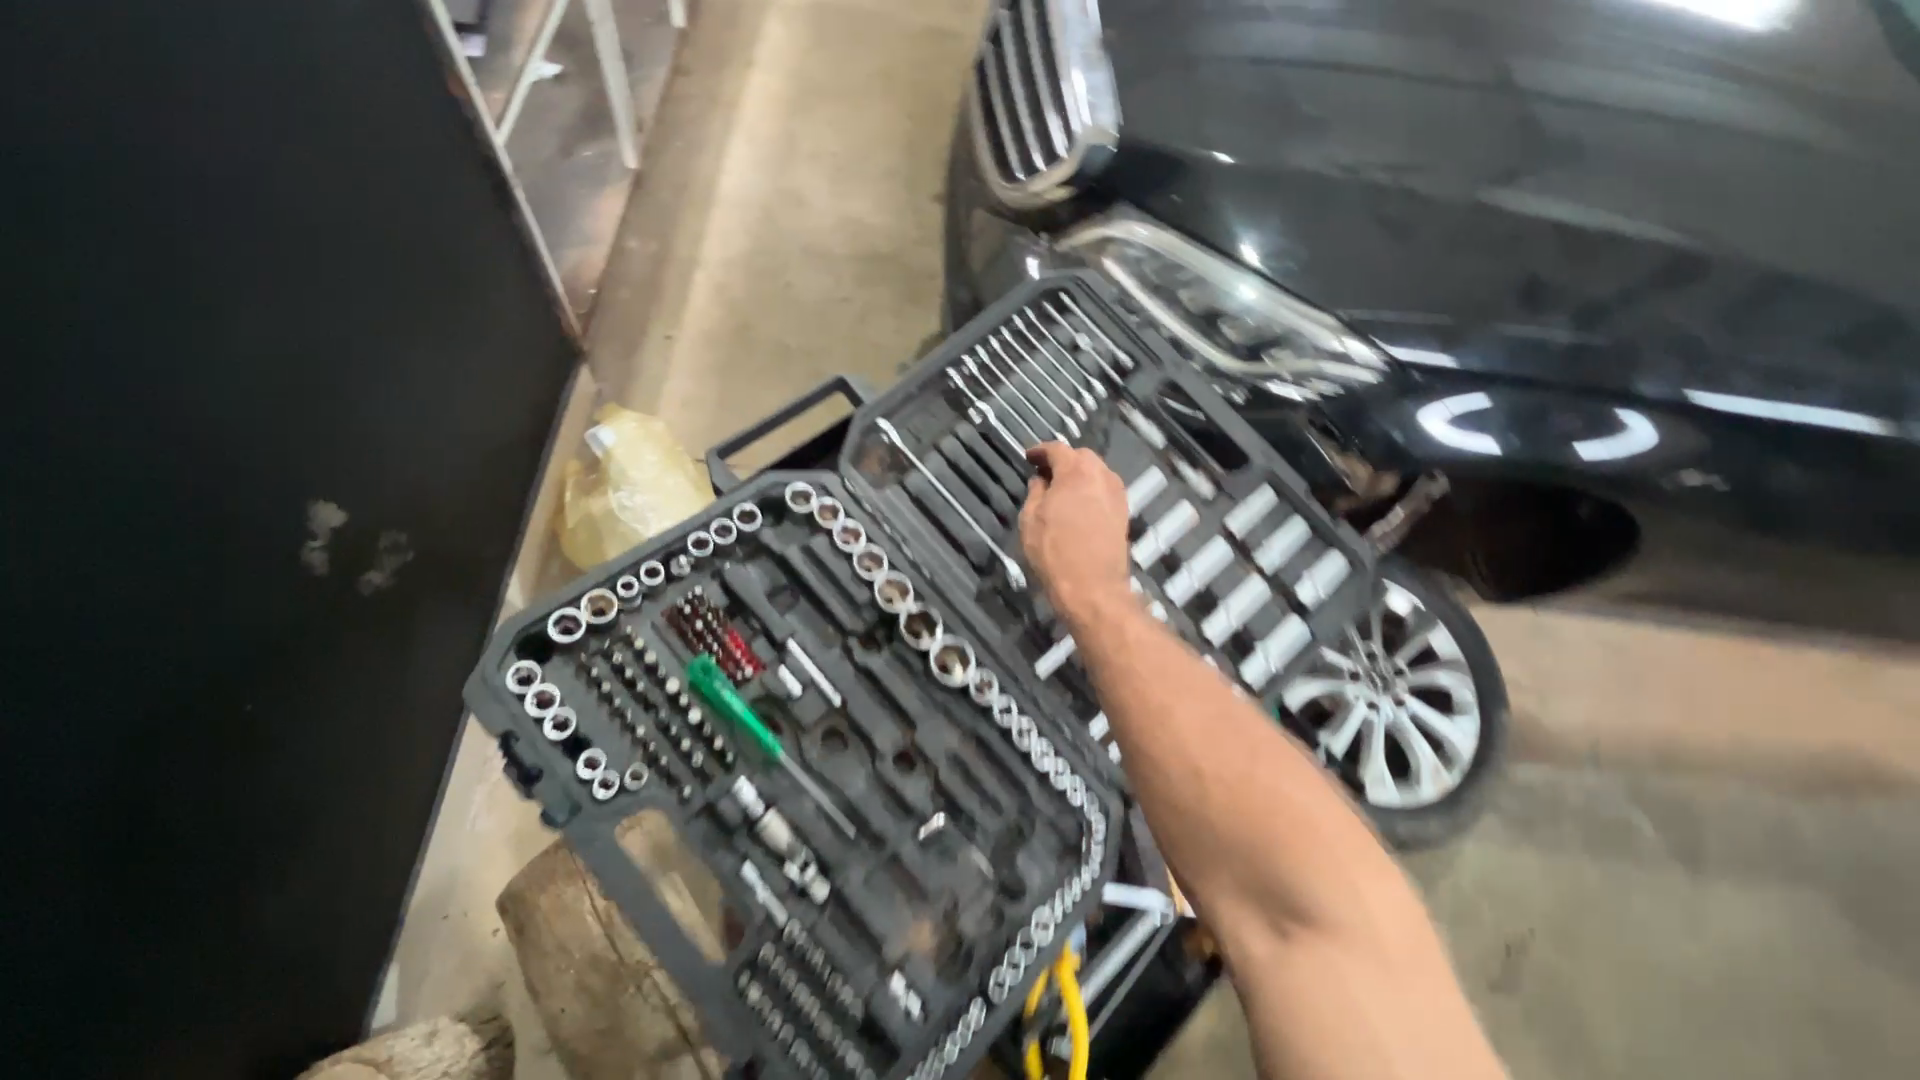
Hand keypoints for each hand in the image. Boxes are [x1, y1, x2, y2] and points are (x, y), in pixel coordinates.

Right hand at [1020, 442, 1131, 620]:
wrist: (1093, 587)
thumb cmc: (1054, 552)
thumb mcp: (1030, 520)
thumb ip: (1035, 492)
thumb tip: (1040, 480)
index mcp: (1075, 472)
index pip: (1057, 449)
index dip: (1040, 451)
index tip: (1029, 457)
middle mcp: (1101, 476)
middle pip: (1082, 457)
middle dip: (1063, 460)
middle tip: (1045, 473)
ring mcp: (1117, 494)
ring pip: (1097, 473)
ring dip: (1080, 475)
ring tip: (1062, 489)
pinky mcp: (1124, 513)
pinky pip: (1105, 490)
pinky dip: (1091, 490)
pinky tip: (1079, 504)